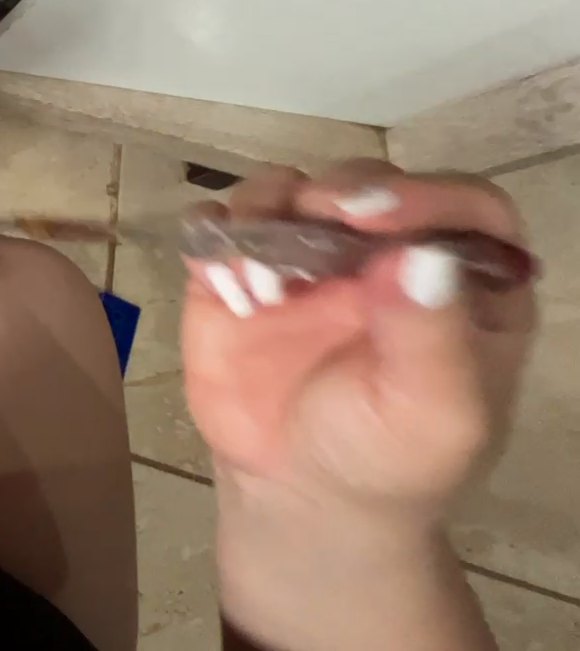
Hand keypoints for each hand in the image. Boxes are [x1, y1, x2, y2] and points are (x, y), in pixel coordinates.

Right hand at [182, 160, 538, 520]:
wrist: (293, 486)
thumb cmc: (383, 457)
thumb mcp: (430, 412)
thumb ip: (430, 335)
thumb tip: (420, 255)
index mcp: (454, 286)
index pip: (460, 207)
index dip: (423, 195)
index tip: (370, 216)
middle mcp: (372, 258)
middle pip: (355, 182)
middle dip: (329, 191)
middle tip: (307, 219)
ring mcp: (293, 261)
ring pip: (274, 191)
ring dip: (258, 217)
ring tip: (257, 286)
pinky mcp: (227, 273)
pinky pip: (209, 225)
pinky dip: (208, 239)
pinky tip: (221, 289)